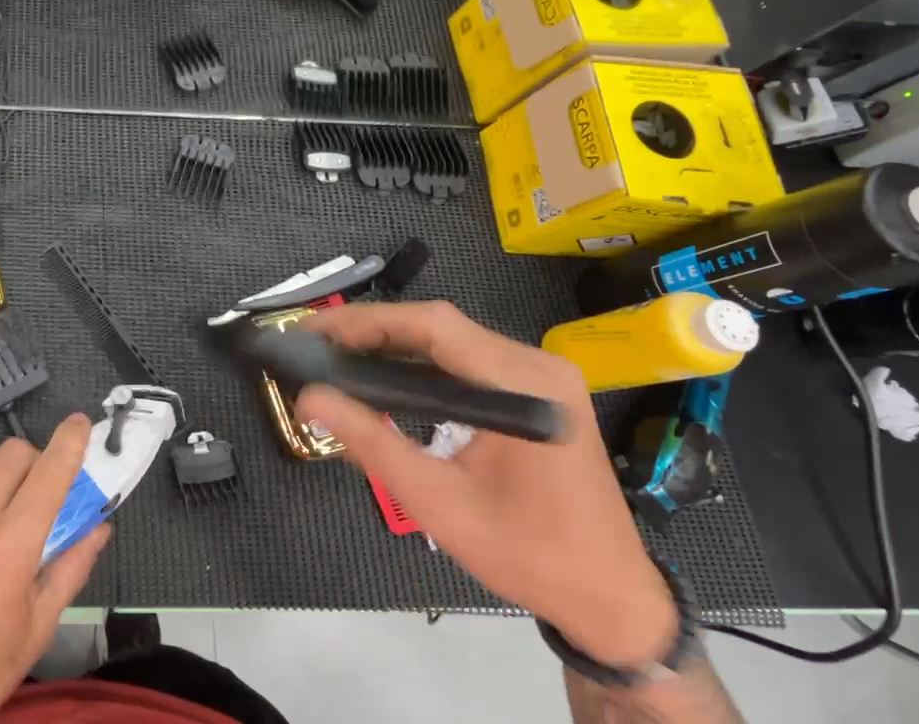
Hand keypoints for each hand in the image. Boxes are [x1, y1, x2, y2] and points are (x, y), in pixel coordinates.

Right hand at [293, 302, 676, 668]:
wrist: (609, 598)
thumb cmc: (526, 553)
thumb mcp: (437, 501)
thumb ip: (371, 442)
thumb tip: (309, 399)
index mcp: (522, 386)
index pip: (433, 326)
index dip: (365, 321)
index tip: (313, 330)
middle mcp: (538, 367)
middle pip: (441, 327)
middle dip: (372, 331)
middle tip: (314, 345)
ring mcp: (542, 378)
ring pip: (453, 341)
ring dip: (394, 345)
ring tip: (337, 358)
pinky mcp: (538, 394)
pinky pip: (469, 362)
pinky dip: (422, 365)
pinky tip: (385, 379)